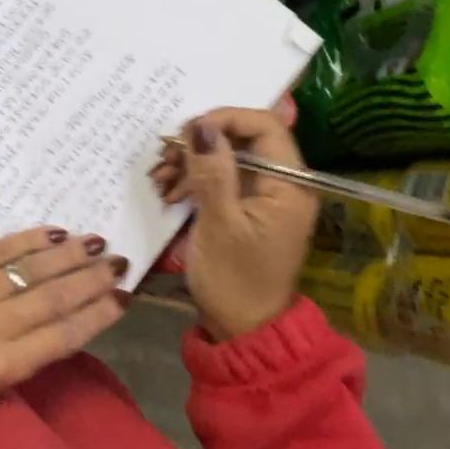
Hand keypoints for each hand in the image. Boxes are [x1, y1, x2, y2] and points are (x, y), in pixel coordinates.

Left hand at [0, 229, 127, 422]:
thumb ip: (28, 355)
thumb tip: (69, 318)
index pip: (62, 335)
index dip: (98, 314)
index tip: (123, 298)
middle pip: (53, 297)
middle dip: (92, 279)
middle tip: (121, 264)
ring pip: (30, 268)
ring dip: (70, 254)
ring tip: (98, 244)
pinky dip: (30, 239)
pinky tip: (56, 232)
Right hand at [151, 109, 318, 340]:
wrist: (240, 330)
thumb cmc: (234, 280)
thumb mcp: (219, 224)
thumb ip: (212, 172)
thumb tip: (200, 125)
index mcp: (289, 185)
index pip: (265, 126)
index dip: (225, 118)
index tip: (187, 131)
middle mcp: (282, 184)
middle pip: (243, 139)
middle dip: (201, 143)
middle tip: (165, 156)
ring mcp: (264, 197)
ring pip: (227, 158)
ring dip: (192, 162)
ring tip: (160, 178)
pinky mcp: (246, 209)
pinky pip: (222, 179)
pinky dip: (194, 180)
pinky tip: (169, 192)